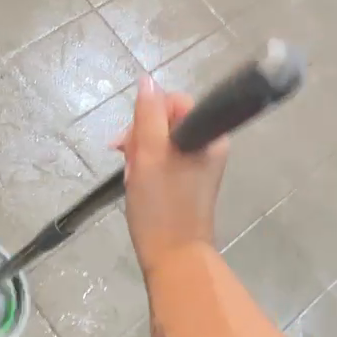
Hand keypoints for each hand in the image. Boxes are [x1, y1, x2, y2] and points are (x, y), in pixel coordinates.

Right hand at [117, 75, 229, 274]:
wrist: (173, 256)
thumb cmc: (162, 205)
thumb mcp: (149, 155)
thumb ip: (147, 115)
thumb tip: (147, 80)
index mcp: (208, 135)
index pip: (175, 101)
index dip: (149, 114)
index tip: (132, 139)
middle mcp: (208, 145)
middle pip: (167, 120)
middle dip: (141, 136)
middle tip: (128, 160)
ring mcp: (198, 164)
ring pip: (160, 140)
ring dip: (139, 153)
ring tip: (131, 176)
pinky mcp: (187, 181)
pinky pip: (162, 159)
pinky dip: (145, 167)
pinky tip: (135, 183)